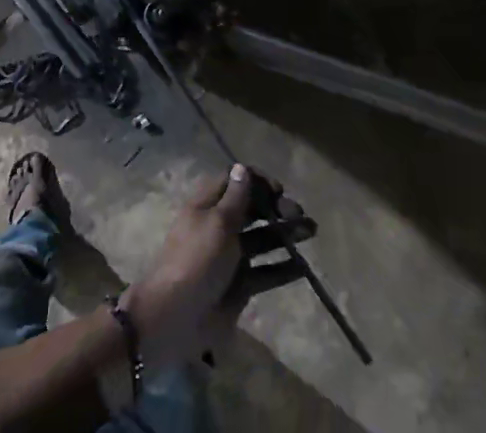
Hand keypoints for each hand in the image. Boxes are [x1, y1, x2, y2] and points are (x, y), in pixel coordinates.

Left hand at [120, 164, 307, 367]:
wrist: (175, 318)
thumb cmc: (196, 261)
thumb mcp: (218, 223)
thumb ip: (236, 197)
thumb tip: (242, 167)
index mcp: (208, 206)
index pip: (234, 181)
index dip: (256, 181)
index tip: (277, 190)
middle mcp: (220, 227)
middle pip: (252, 209)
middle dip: (276, 207)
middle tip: (298, 213)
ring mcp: (231, 256)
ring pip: (263, 238)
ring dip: (286, 232)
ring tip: (311, 231)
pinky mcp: (240, 284)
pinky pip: (266, 271)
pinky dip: (284, 267)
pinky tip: (304, 266)